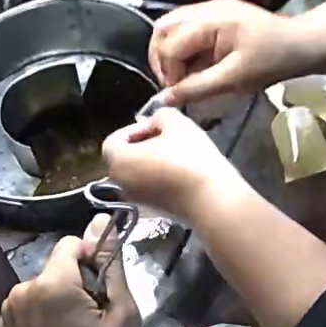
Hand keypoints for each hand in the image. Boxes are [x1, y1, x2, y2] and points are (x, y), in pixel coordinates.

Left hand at [0, 216, 139, 326]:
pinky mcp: (4, 323)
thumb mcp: (121, 320)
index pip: (72, 243)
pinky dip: (46, 315)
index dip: (93, 259)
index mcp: (52, 283)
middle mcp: (24, 288)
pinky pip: (33, 304)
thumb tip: (102, 223)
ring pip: (46, 286)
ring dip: (62, 301)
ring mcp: (10, 307)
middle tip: (94, 321)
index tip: (104, 291)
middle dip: (78, 284)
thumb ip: (112, 269)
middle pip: (59, 267)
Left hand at [102, 108, 248, 221]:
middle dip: (144, 143)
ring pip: (137, 173)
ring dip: (153, 159)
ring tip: (178, 151)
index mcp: (118, 162)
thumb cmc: (190, 158)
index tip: (157, 125)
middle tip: (168, 136)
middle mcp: (119, 184)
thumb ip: (160, 115)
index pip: (114, 140)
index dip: (135, 128)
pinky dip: (159, 176)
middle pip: (125, 157)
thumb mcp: (177, 123)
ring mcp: (134, 200)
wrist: (211, 200)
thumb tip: (156, 121)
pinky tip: (182, 171)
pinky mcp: (151, 211)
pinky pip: (149, 187)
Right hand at [149, 0, 311, 104]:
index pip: (169, 45)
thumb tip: (164, 100)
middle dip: (161, 60)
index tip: (180, 92)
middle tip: (175, 83)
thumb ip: (195, 89)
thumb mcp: (232, 80)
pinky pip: (185, 34)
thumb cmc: (271, 60)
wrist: (302, 44)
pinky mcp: (215, 20)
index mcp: (210, 20)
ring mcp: (210, 12)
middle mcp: (205, 9)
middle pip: (162, 30)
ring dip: (170, 58)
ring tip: (183, 78)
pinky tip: (195, 70)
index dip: (168, 72)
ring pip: (170, 31)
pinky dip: (183, 55)